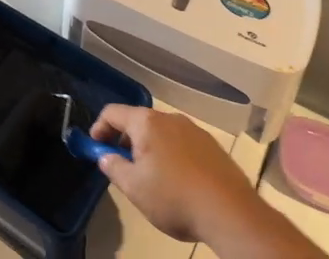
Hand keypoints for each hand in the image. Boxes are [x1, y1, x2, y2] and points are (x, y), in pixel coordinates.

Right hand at [90, 104, 258, 242]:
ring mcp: (195, 131)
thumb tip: (105, 156)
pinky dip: (173, 156)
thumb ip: (113, 167)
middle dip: (126, 141)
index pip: (112, 113)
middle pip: (138, 122)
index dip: (98, 128)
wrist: (233, 216)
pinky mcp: (214, 148)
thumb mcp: (134, 188)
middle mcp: (170, 118)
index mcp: (146, 122)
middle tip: (123, 166)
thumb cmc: (175, 198)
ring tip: (152, 177)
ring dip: (151, 149)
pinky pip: (183, 145)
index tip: (95, 147)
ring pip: (162, 133)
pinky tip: (179, 182)